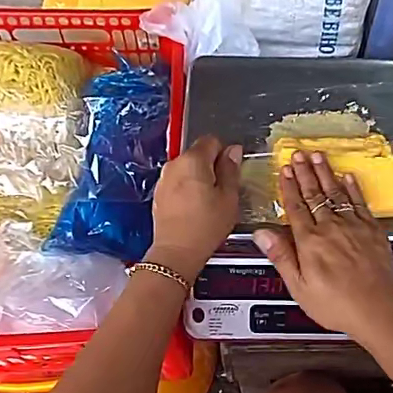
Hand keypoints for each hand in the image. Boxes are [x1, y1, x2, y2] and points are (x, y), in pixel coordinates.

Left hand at [146, 135, 241, 278]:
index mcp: (193, 160)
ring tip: (209, 203)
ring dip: (199, 179)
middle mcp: (174, 164)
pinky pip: (177, 183)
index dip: (225, 154)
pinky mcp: (159, 194)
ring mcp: (164, 179)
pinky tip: (195, 209)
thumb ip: (231, 170)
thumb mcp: (229, 198)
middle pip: (198, 154)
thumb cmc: (206, 226)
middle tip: (223, 191)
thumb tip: (233, 151)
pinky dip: (187, 190)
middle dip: (212, 167)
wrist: (177, 252)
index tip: (231, 171)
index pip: (212, 141)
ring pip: (187, 169)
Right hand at [253, 150, 392, 343]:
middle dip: (304, 173)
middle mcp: (331, 228)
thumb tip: (262, 234)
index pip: (295, 207)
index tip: (284, 171)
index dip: (288, 188)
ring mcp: (354, 226)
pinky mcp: (373, 230)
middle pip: (314, 194)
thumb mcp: (300, 287)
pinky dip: (353, 188)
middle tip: (298, 155)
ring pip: (336, 193)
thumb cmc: (338, 304)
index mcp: (310, 242)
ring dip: (326, 173)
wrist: (377, 309)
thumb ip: (282, 257)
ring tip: (318, 157)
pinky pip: (360, 202)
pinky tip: (347, 177)